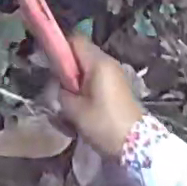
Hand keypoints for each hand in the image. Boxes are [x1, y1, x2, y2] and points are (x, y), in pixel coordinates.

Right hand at [57, 36, 143, 156]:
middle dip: (68, 63)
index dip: (60, 46)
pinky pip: (98, 74)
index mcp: (98, 62)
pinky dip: (88, 82)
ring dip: (78, 75)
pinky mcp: (119, 83)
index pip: (75, 40)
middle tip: (58, 82)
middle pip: (82, 51)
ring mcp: (115, 72)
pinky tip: (83, 101)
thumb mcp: (75, 111)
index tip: (49, 61)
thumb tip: (59, 84)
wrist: (137, 145)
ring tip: (69, 95)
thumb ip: (62, 91)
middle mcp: (108, 61)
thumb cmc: (104, 124)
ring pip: (90, 63)